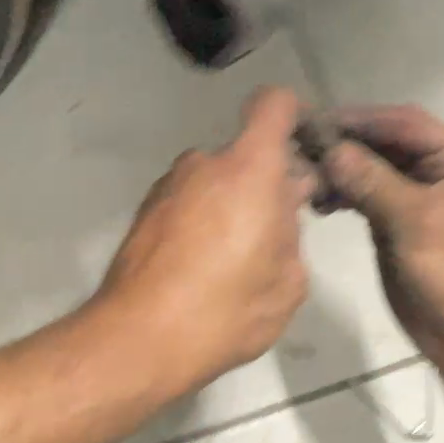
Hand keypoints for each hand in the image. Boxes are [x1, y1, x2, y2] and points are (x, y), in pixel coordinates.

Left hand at [90, 87, 312, 393]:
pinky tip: (202, 268)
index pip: (274, 105)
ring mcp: (168, 184)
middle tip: (276, 231)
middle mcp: (204, 163)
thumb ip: (292, 233)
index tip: (306, 145)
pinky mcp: (145, 209)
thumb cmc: (225, 310)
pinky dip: (202, 219)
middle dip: (265, 182)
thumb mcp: (288, 282)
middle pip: (246, 153)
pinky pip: (189, 200)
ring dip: (232, 204)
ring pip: (215, 180)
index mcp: (248, 169)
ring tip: (236, 261)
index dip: (295, 114)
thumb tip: (281, 214)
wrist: (138, 337)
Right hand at [319, 106, 443, 358]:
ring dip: (342, 170)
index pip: (407, 123)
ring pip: (376, 168)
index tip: (316, 121)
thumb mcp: (417, 223)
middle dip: (347, 144)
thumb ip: (372, 180)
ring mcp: (425, 197)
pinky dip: (346, 193)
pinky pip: (371, 194)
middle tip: (301, 145)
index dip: (361, 119)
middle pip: (389, 142)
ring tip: (307, 178)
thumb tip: (328, 148)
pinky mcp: (405, 221)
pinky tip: (321, 201)